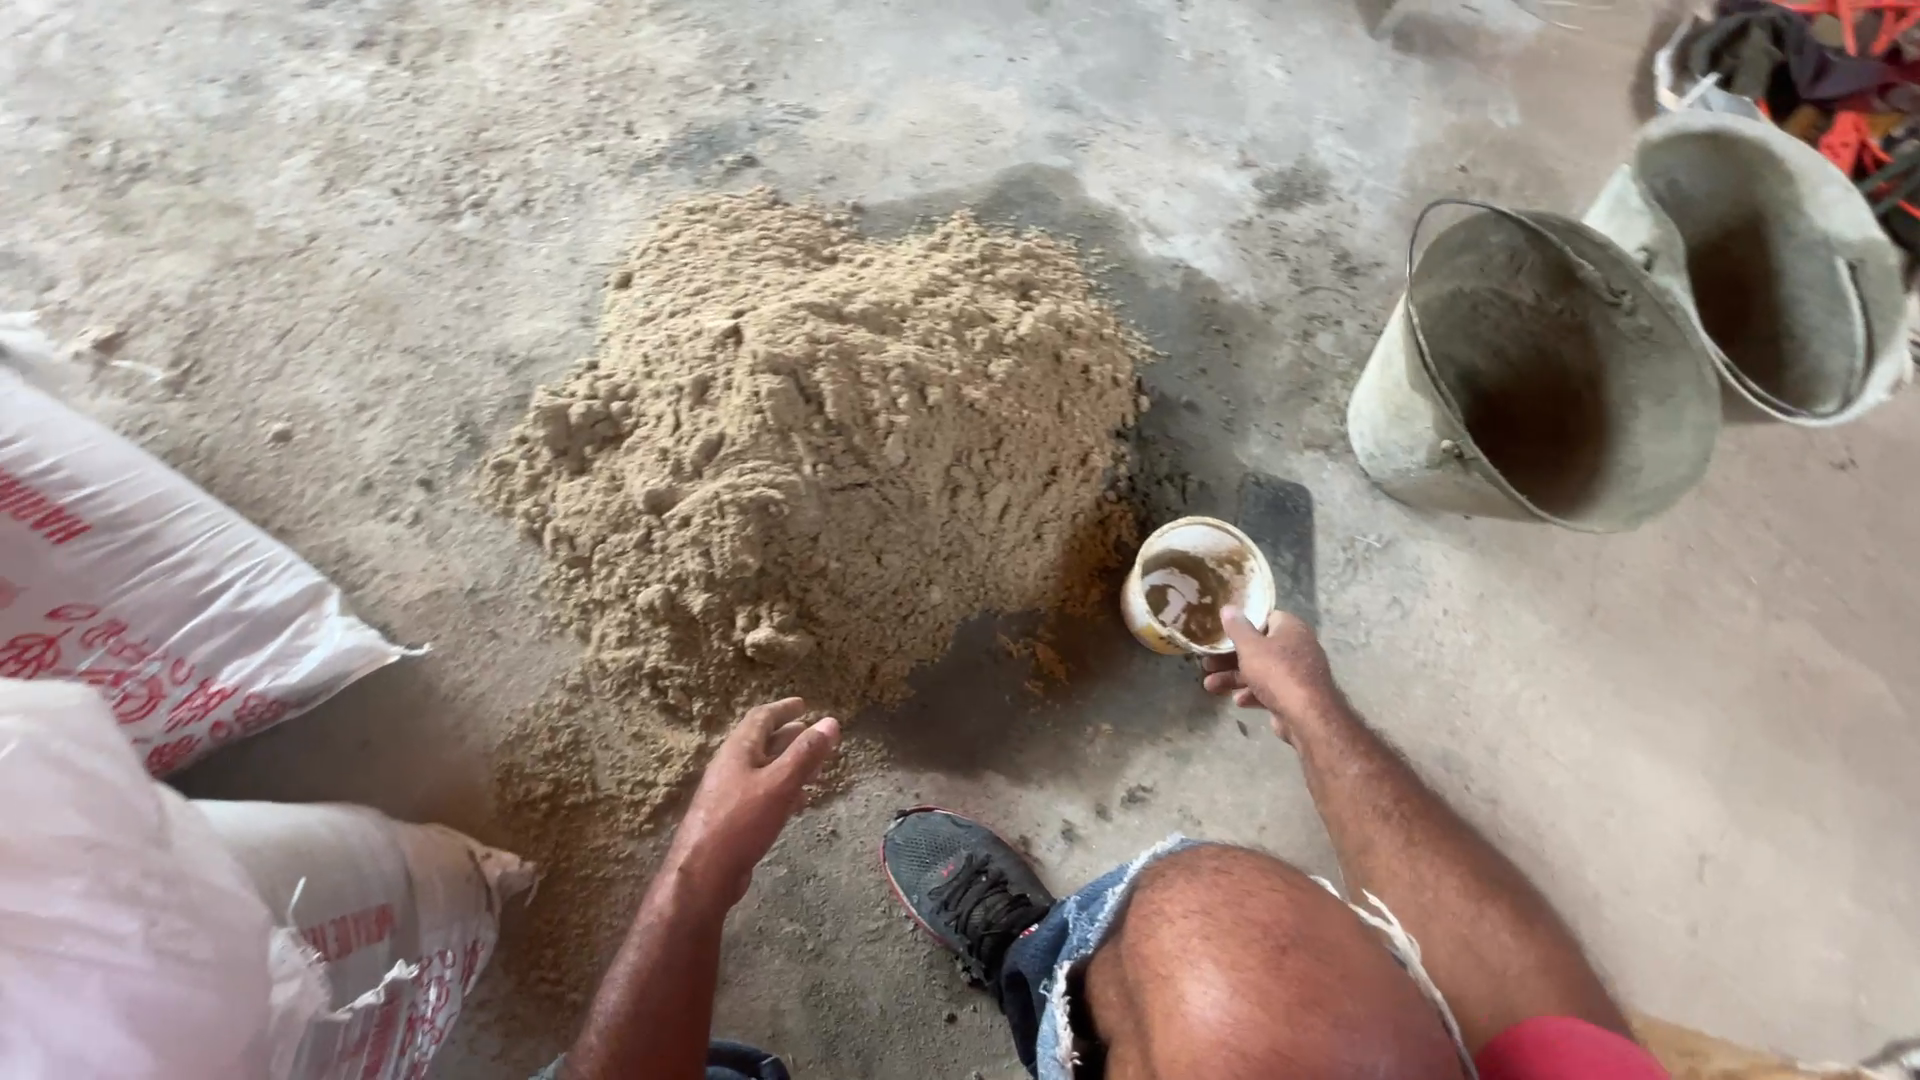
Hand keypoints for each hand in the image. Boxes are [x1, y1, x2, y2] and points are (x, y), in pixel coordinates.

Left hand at [665, 698, 840, 907]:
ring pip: (763, 768)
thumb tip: (830, 722)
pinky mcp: (732, 817)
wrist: (703, 874)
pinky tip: (797, 800)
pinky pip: (762, 791)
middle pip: (762, 742)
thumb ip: (806, 753)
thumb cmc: (741, 821)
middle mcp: (731, 766)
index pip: (761, 717)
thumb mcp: (780, 783)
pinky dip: (783, 787)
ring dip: (788, 762)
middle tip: (812, 733)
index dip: (783, 708)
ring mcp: (729, 792)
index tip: (803, 704)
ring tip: (814, 766)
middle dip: (789, 735)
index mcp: (738, 750)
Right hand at [1200, 607, 1340, 742]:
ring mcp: (1297, 673)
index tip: (1222, 632)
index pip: (1265, 618)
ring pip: (1260, 671)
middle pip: (1258, 648)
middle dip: (1230, 658)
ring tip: (1210, 686)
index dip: (1243, 624)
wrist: (1307, 716)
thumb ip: (1237, 627)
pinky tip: (1238, 701)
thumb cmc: (1276, 672)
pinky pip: (1270, 690)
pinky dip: (1253, 693)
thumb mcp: (1250, 646)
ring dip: (1234, 678)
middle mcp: (1297, 647)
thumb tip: (1228, 608)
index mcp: (1290, 628)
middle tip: (1207, 663)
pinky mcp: (1295, 695)